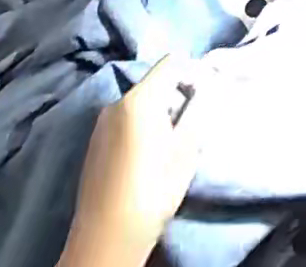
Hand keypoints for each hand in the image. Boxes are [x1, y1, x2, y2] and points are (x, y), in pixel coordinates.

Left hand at [59, 55, 202, 266]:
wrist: (104, 243)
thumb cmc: (152, 191)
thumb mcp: (187, 148)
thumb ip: (200, 107)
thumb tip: (210, 82)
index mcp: (138, 99)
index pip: (172, 62)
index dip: (193, 72)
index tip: (205, 94)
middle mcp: (115, 103)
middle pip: (156, 81)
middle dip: (177, 94)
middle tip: (192, 121)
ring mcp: (101, 124)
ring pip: (141, 101)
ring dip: (160, 111)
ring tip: (172, 141)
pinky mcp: (95, 143)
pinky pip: (126, 119)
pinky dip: (143, 125)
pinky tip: (149, 154)